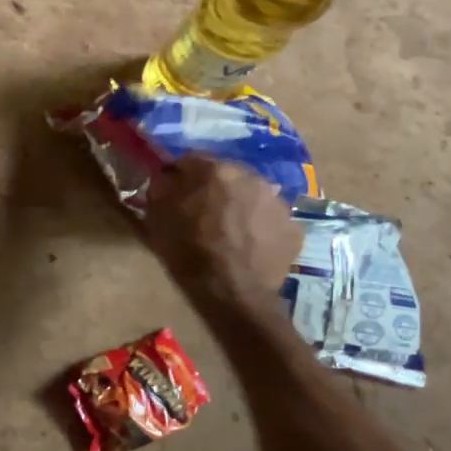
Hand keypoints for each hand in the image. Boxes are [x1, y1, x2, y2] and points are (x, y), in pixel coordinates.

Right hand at [143, 156, 301, 309]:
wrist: (231, 290)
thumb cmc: (187, 248)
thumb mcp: (156, 214)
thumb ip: (162, 187)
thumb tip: (168, 178)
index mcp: (214, 170)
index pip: (190, 159)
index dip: (179, 174)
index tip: (172, 189)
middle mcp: (251, 177)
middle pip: (226, 174)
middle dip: (214, 187)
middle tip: (202, 209)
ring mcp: (278, 202)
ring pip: (252, 194)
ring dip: (240, 204)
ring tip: (229, 228)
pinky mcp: (294, 227)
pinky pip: (270, 218)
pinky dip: (260, 225)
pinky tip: (248, 243)